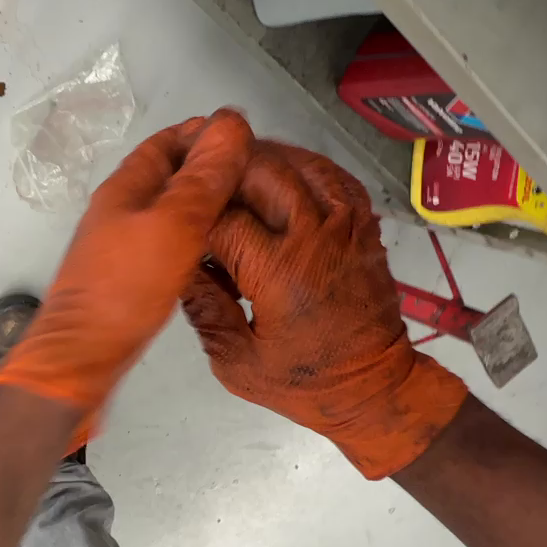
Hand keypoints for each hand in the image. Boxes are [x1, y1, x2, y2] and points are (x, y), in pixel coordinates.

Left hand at [0, 109, 254, 442]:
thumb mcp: (172, 225)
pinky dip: (194, 242)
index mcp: (125, 187)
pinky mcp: (129, 281)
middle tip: (259, 181)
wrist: (80, 358)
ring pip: (169, 214)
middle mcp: (120, 212)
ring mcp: (121, 248)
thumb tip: (232, 122)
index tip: (252, 140)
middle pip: (170, 176)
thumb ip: (203, 178)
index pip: (169, 140)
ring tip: (247, 215)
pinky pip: (167, 247)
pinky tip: (217, 257)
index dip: (209, 134)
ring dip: (205, 208)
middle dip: (212, 171)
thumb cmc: (124, 288)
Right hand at [180, 141, 466, 478]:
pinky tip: (279, 175)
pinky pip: (333, 176)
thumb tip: (177, 266)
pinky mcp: (363, 226)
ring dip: (263, 158)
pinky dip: (303, 167)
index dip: (194, 214)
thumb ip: (202, 308)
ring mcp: (346, 226)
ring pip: (301, 163)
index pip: (224, 218)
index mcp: (279, 270)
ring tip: (232, 167)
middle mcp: (315, 236)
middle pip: (263, 171)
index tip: (175, 221)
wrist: (371, 387)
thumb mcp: (234, 360)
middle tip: (197, 174)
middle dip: (225, 168)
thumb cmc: (299, 382)